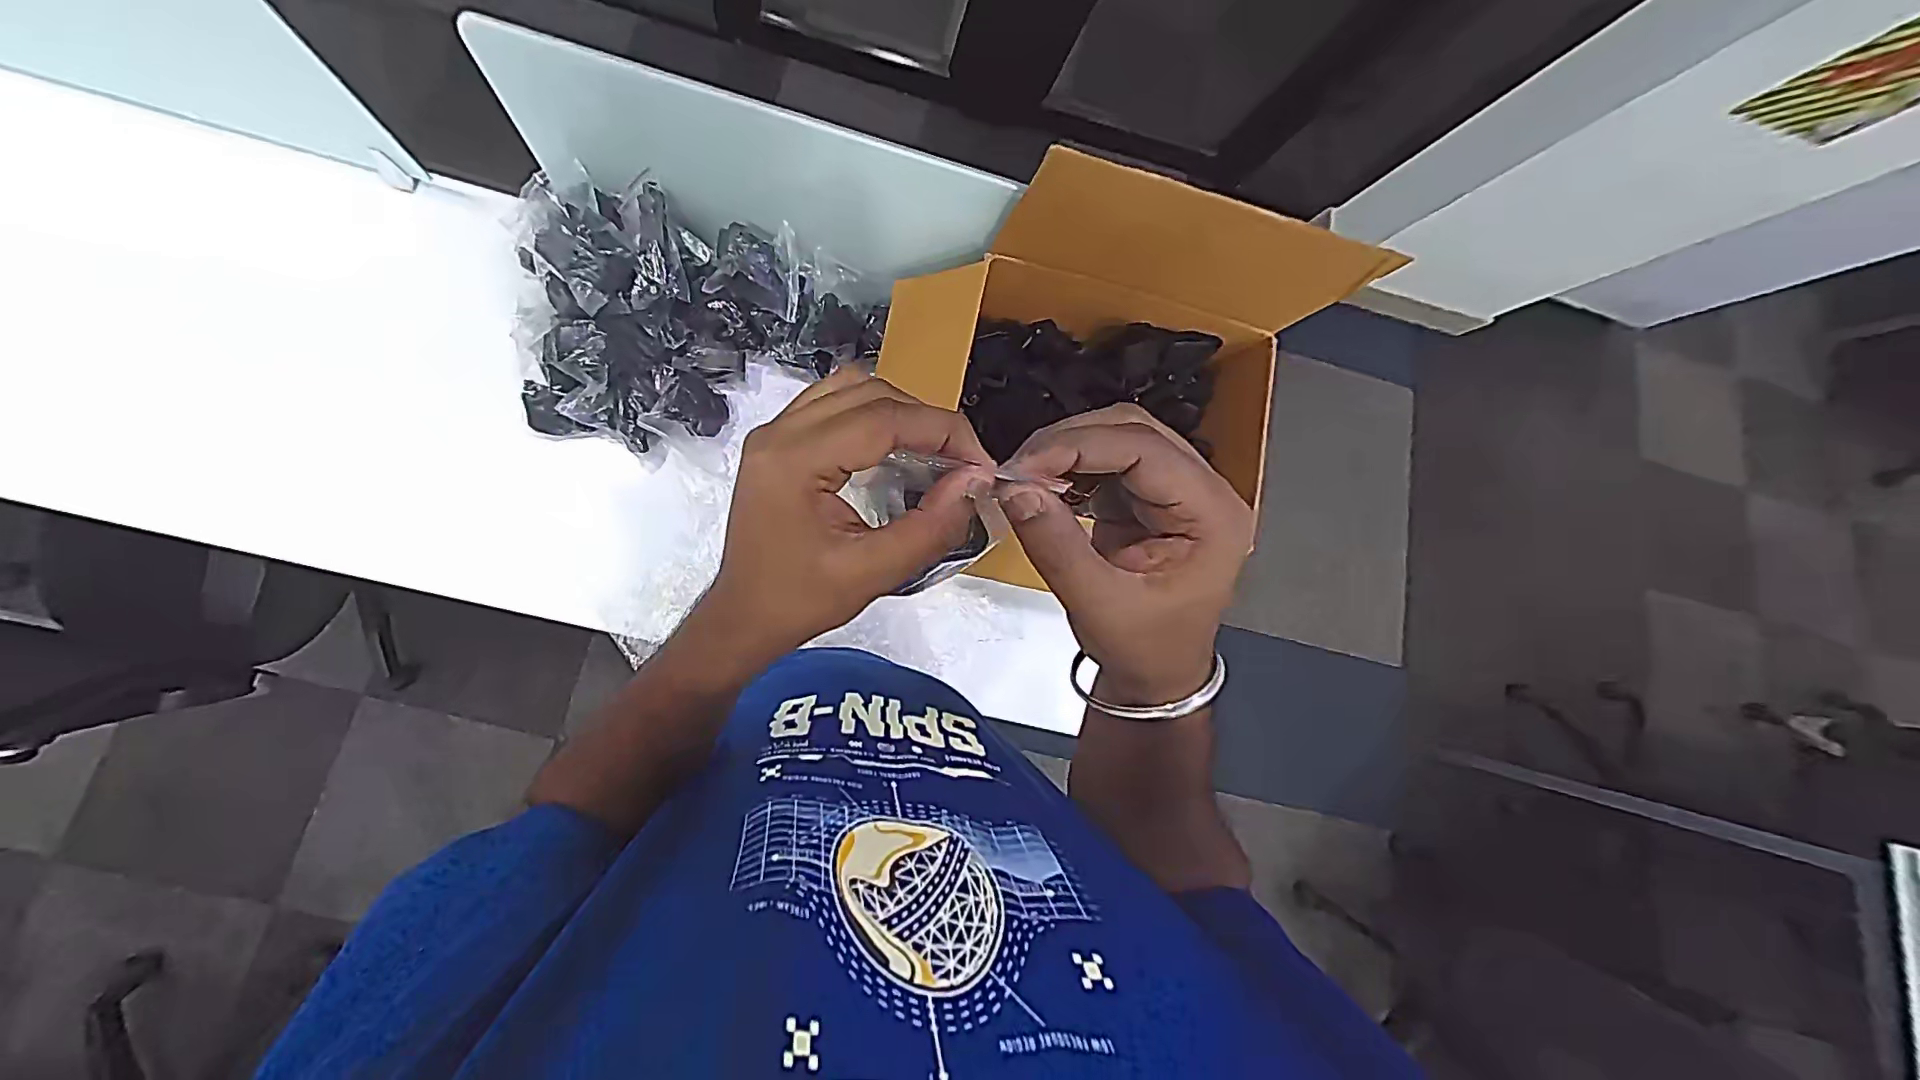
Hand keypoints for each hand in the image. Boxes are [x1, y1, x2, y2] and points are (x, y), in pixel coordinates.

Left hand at [698, 368, 992, 662]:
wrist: (745, 616)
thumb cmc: (796, 601)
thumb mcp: (871, 573)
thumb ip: (929, 528)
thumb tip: (974, 483)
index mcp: (793, 460)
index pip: (883, 417)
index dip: (942, 431)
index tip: (978, 462)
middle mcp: (779, 434)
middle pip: (870, 391)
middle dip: (926, 419)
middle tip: (962, 461)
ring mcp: (775, 433)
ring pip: (852, 388)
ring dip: (901, 411)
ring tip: (934, 451)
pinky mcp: (780, 442)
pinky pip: (835, 404)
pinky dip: (875, 416)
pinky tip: (896, 449)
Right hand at [1002, 404, 1252, 704]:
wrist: (1156, 675)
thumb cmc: (1147, 650)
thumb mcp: (1099, 604)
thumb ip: (1057, 545)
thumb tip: (1018, 491)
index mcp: (1212, 516)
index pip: (1144, 449)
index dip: (1078, 447)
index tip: (1026, 466)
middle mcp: (1202, 495)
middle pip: (1132, 432)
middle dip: (1069, 444)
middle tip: (1019, 470)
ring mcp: (1176, 495)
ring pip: (1117, 441)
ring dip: (1066, 453)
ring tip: (1026, 479)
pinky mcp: (1148, 501)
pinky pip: (1106, 465)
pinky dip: (1069, 470)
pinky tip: (1045, 487)